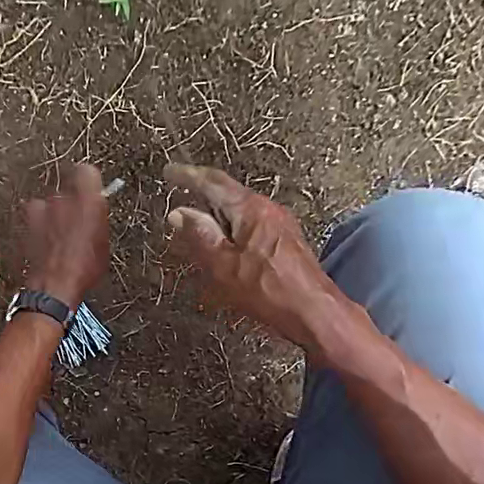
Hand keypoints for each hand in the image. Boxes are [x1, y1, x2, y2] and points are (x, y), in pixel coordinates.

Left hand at [21, 162, 109, 308]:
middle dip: (70, 203)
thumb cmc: (82, 270)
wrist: (54, 287)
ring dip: (52, 215)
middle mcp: (61, 198)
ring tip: (59, 238)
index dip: (89, 183)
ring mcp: (40, 209)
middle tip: (76, 224)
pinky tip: (46, 244)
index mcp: (87, 200)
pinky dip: (39, 227)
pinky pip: (34, 218)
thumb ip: (97, 219)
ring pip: (48, 204)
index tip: (91, 192)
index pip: (87, 172)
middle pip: (66, 189)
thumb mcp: (103, 244)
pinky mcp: (25, 222)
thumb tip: (96, 210)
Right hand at [165, 162, 351, 351]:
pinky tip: (227, 250)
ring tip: (199, 233)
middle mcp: (268, 209)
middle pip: (228, 195)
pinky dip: (234, 231)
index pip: (213, 182)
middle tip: (180, 206)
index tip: (170, 172)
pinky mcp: (287, 241)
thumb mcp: (223, 265)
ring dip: (218, 218)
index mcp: (250, 208)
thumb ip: (200, 236)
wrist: (313, 311)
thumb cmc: (269, 290)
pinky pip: (253, 227)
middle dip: (202, 198)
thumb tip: (179, 214)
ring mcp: (281, 224)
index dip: (187, 175)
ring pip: (241, 212)